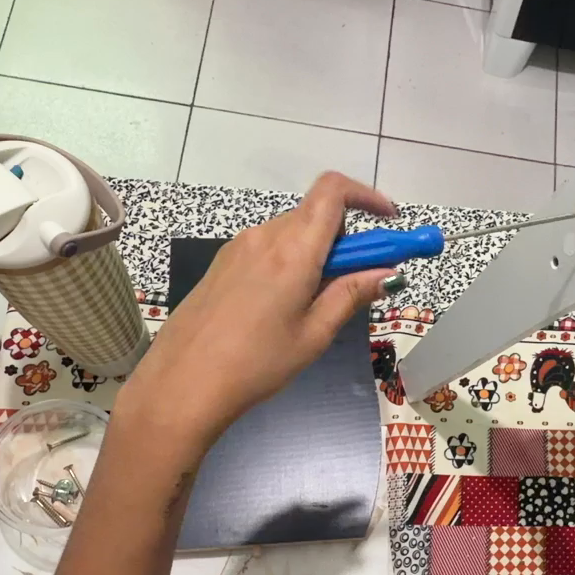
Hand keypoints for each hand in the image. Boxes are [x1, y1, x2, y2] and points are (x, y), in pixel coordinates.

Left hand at [124, 172, 399, 447]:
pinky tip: (284, 306)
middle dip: (349, 238)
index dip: (368, 196)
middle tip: (362, 281)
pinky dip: (293, 261)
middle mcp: (265, 235)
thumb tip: (388, 272)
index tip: (390, 221)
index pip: (333, 191)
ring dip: (319, 252)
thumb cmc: (257, 363)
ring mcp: (239, 247)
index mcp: (293, 249)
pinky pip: (270, 248)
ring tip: (319, 304)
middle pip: (316, 214)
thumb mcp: (314, 334)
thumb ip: (352, 295)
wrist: (183, 383)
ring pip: (293, 232)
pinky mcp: (223, 263)